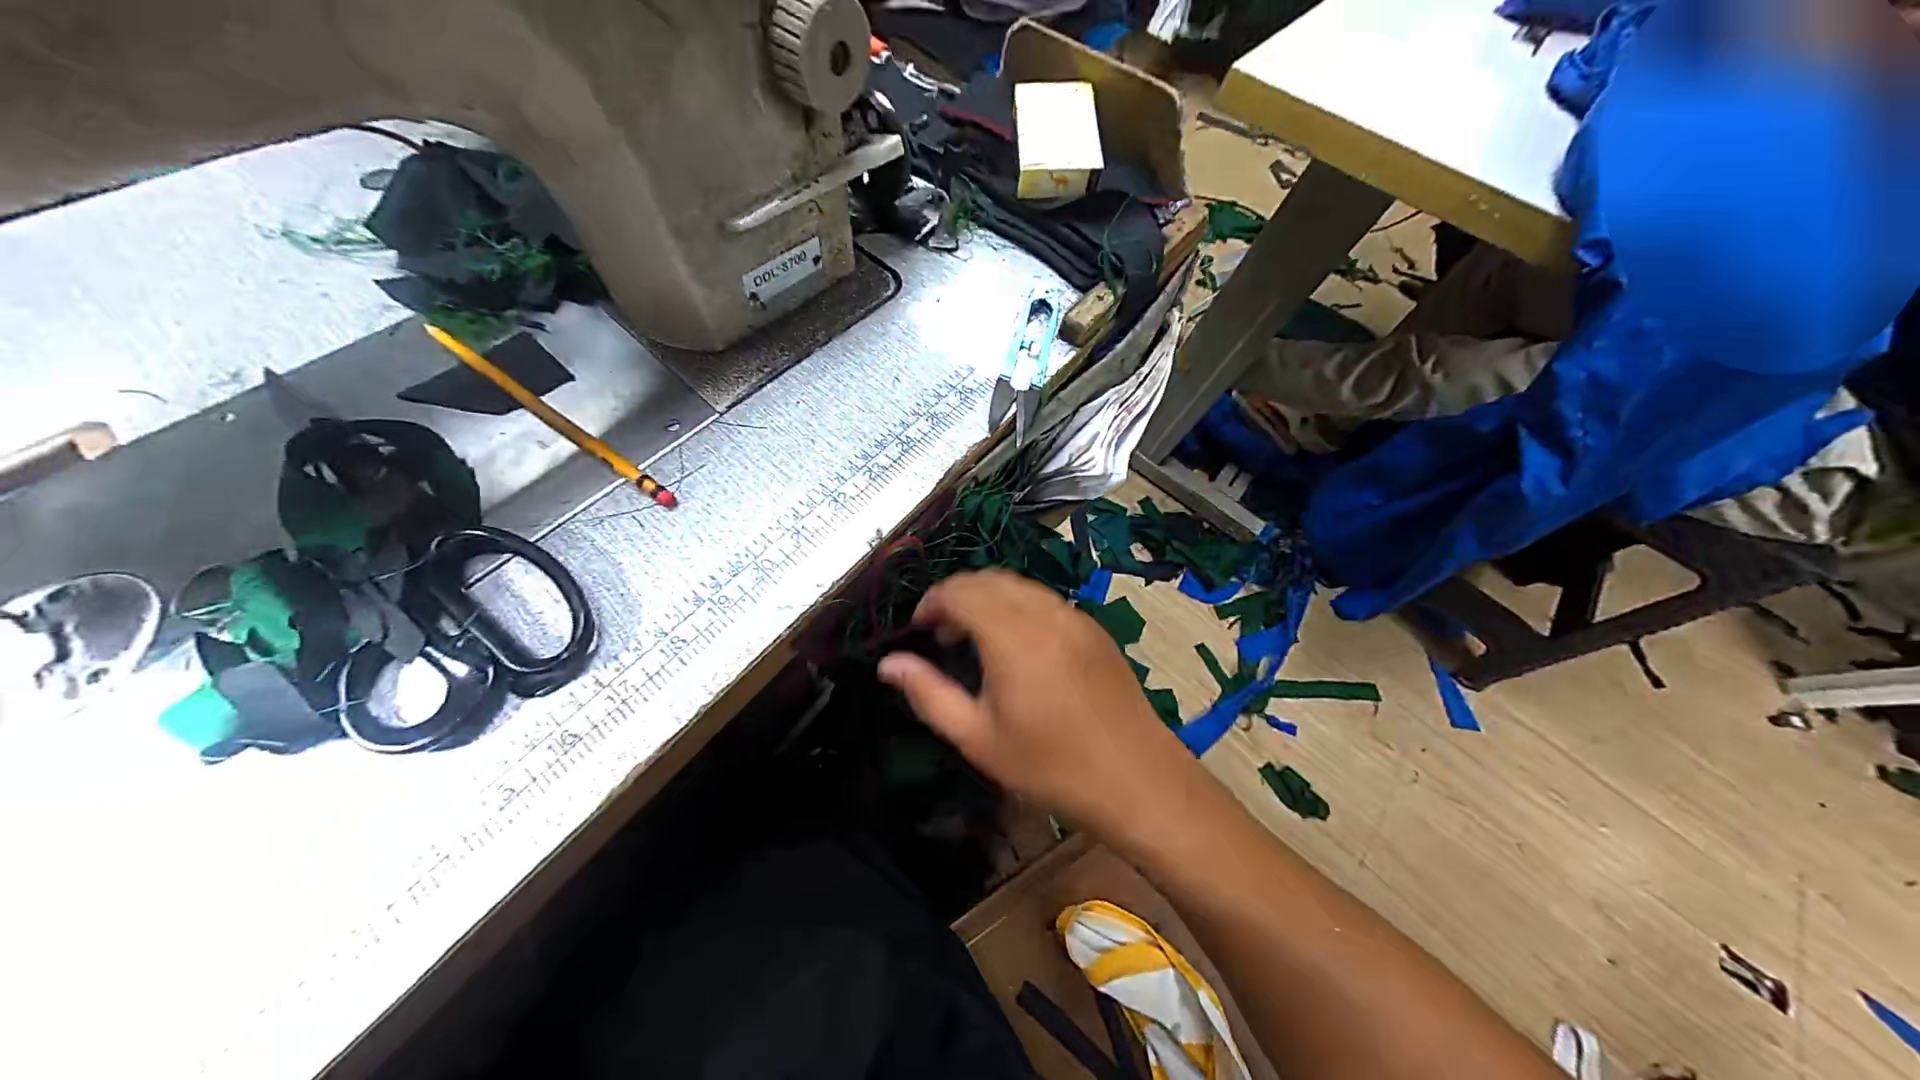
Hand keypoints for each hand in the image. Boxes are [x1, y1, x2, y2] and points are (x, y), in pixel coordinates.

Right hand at [878, 570, 1205, 842]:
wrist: (1137, 778)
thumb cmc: (1050, 765)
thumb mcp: (978, 738)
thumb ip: (928, 694)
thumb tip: (890, 664)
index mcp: (1013, 636)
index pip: (960, 590)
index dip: (932, 602)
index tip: (919, 630)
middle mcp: (1045, 613)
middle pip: (988, 579)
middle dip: (957, 597)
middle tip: (942, 637)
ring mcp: (1075, 617)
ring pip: (1019, 585)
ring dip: (987, 599)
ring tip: (975, 642)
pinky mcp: (1094, 629)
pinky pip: (1045, 600)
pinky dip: (1018, 607)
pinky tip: (1016, 647)